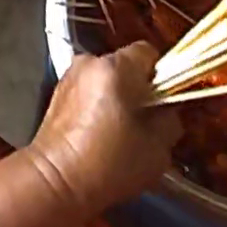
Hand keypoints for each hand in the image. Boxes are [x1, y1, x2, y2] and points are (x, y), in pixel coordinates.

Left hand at [28, 42, 181, 213]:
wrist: (59, 175)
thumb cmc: (111, 162)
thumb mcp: (157, 148)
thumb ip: (168, 120)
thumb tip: (168, 108)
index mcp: (115, 69)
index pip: (147, 51)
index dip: (162, 71)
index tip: (168, 95)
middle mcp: (89, 62)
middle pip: (125, 63)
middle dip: (139, 85)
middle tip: (149, 116)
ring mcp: (70, 72)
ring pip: (106, 75)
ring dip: (118, 92)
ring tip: (125, 126)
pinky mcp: (59, 87)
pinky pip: (89, 85)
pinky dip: (99, 98)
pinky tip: (103, 127)